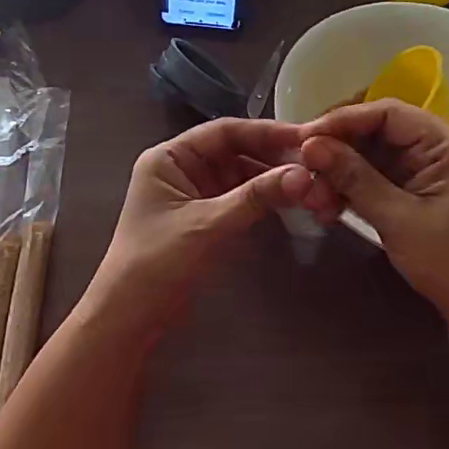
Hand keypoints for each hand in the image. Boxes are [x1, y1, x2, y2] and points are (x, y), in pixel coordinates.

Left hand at [90, 118, 314, 327]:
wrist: (130, 316)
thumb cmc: (156, 262)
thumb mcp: (206, 225)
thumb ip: (255, 197)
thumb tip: (304, 175)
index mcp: (170, 157)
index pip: (225, 132)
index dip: (266, 132)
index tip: (306, 139)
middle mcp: (182, 169)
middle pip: (237, 152)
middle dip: (275, 159)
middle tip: (318, 165)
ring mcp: (195, 194)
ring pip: (243, 176)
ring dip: (274, 180)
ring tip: (313, 186)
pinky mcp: (206, 219)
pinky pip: (241, 199)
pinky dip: (265, 200)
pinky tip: (293, 203)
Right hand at [299, 100, 448, 330]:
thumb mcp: (397, 219)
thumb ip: (354, 178)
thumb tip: (310, 145)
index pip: (388, 112)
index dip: (342, 120)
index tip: (304, 138)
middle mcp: (441, 146)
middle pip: (377, 129)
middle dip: (337, 148)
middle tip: (302, 166)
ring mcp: (428, 167)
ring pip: (371, 153)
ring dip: (339, 171)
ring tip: (313, 195)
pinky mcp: (417, 187)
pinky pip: (376, 174)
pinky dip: (351, 186)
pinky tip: (328, 203)